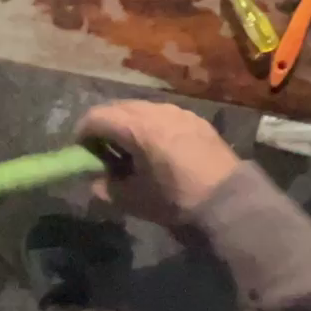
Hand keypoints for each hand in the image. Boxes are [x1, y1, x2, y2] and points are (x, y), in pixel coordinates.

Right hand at [76, 101, 240, 226]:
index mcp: (135, 126)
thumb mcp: (133, 200)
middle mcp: (154, 110)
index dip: (82, 133)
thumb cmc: (175, 200)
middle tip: (103, 152)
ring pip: (141, 110)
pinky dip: (151, 127)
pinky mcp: (196, 119)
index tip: (81, 152)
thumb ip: (106, 188)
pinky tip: (158, 150)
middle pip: (117, 108)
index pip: (95, 117)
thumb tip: (96, 182)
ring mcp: (178, 112)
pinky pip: (163, 116)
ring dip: (129, 126)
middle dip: (105, 127)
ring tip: (132, 151)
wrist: (230, 202)